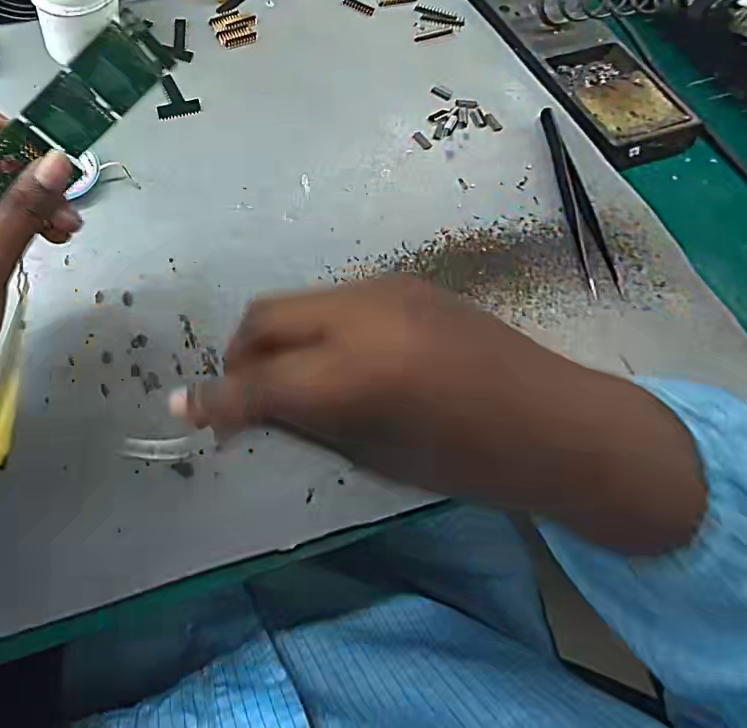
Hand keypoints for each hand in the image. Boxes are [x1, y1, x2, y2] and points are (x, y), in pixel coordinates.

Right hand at [173, 277, 706, 554]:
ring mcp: (384, 289)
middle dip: (239, 355)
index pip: (262, 382)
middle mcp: (363, 314)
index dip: (217, 399)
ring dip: (274, 338)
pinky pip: (332, 301)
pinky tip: (335, 357)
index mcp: (362, 374)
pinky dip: (313, 329)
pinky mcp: (401, 281)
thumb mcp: (376, 455)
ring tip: (287, 376)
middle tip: (242, 394)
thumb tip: (248, 409)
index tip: (182, 407)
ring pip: (294, 303)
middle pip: (263, 317)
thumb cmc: (473, 464)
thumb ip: (304, 421)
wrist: (564, 424)